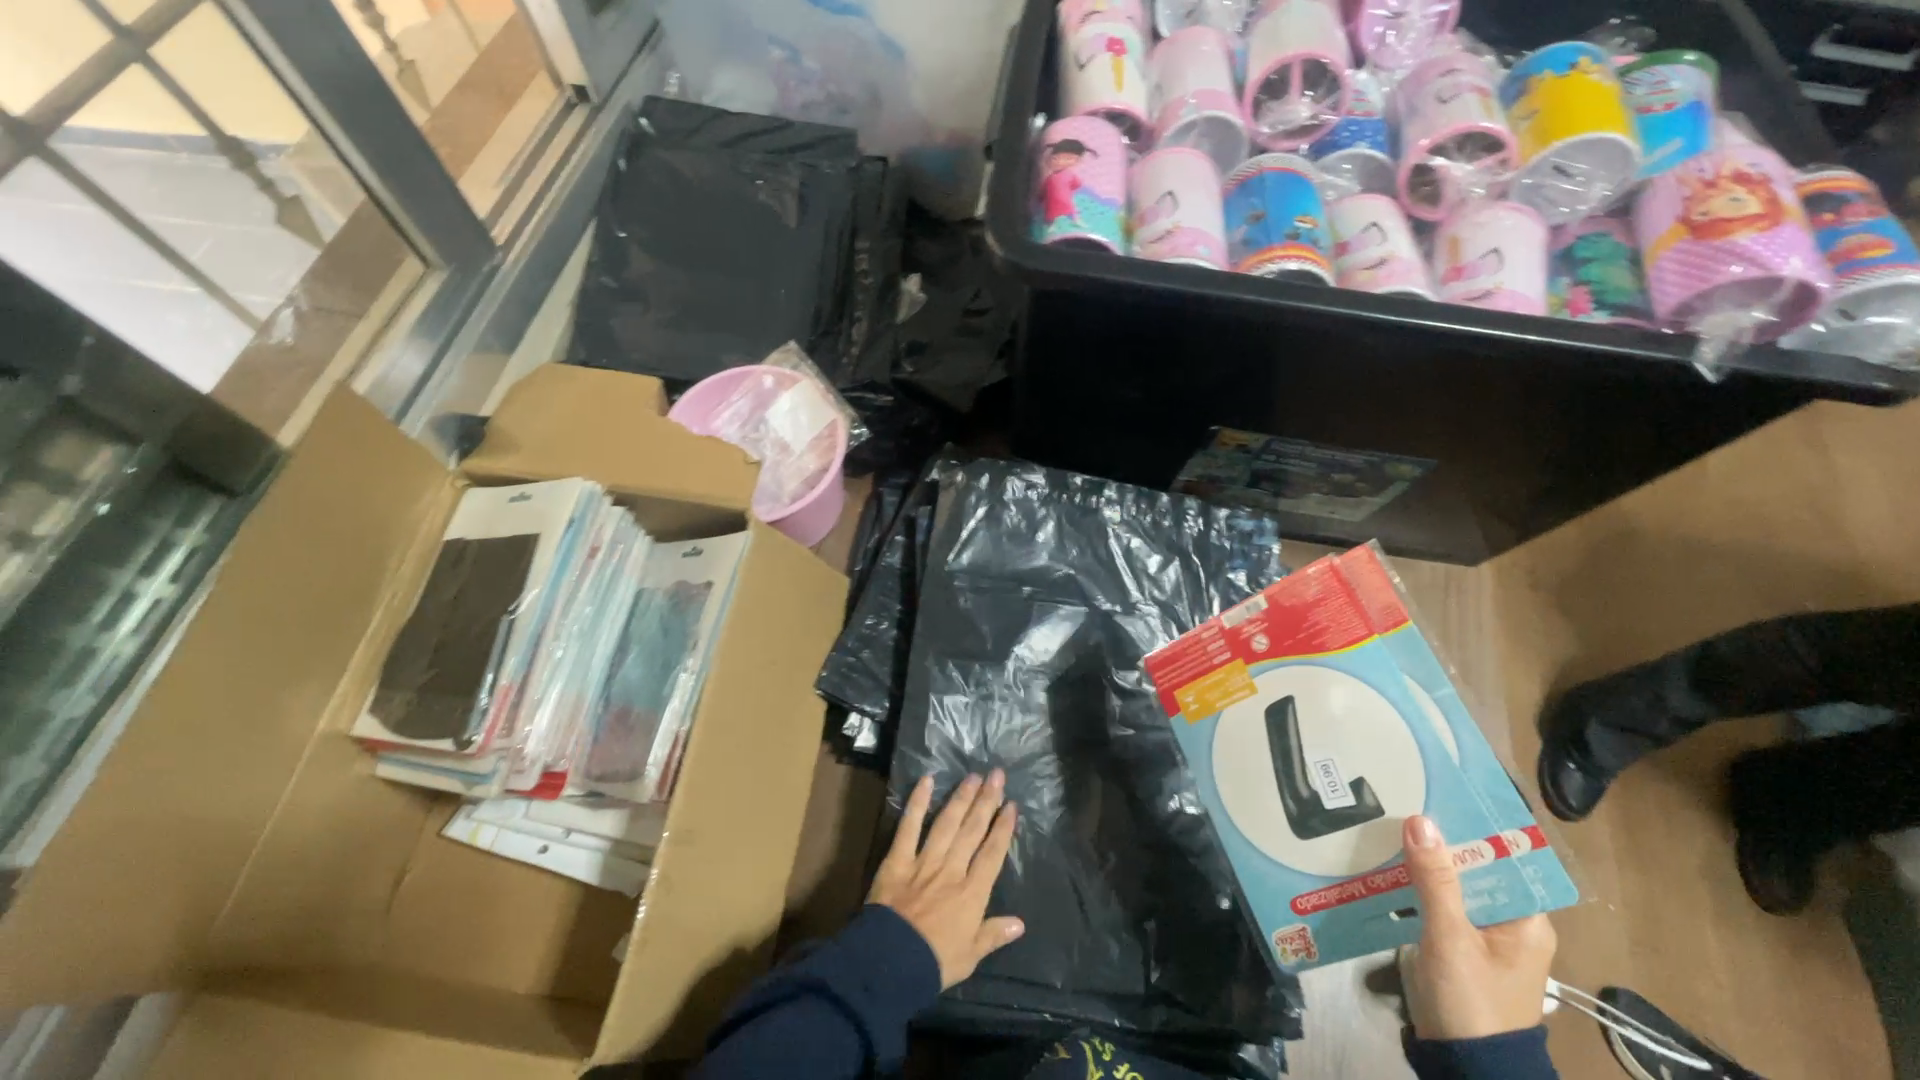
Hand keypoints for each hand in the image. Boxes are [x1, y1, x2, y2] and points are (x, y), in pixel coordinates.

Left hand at [869, 772, 1023, 988]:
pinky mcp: (897, 860)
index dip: (1003, 828)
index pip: (992, 853)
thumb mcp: (970, 956)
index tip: (1012, 805)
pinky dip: (917, 803)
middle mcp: (952, 870)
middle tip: (997, 775)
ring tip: (973, 776)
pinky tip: (927, 781)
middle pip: (973, 830)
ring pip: (947, 823)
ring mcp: (924, 862)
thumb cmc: (934, 963)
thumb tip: (1020, 923)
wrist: (891, 962)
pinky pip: (909, 827)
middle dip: (987, 801)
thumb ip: (993, 935)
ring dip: (961, 798)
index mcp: (972, 893)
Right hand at [1400, 815, 1556, 1040]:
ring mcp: (1484, 938)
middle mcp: (1512, 923)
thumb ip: (1436, 880)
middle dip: (1440, 843)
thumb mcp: (1450, 938)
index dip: (1474, 826)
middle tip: (1401, 804)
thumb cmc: (1471, 1002)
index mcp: (1528, 918)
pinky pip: (1440, 907)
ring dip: (1424, 866)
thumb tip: (1420, 819)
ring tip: (1386, 830)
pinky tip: (1385, 873)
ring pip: (1454, 888)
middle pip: (1476, 870)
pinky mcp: (1459, 950)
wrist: (1466, 1069)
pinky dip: (1416, 891)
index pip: (1505, 857)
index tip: (1438, 794)